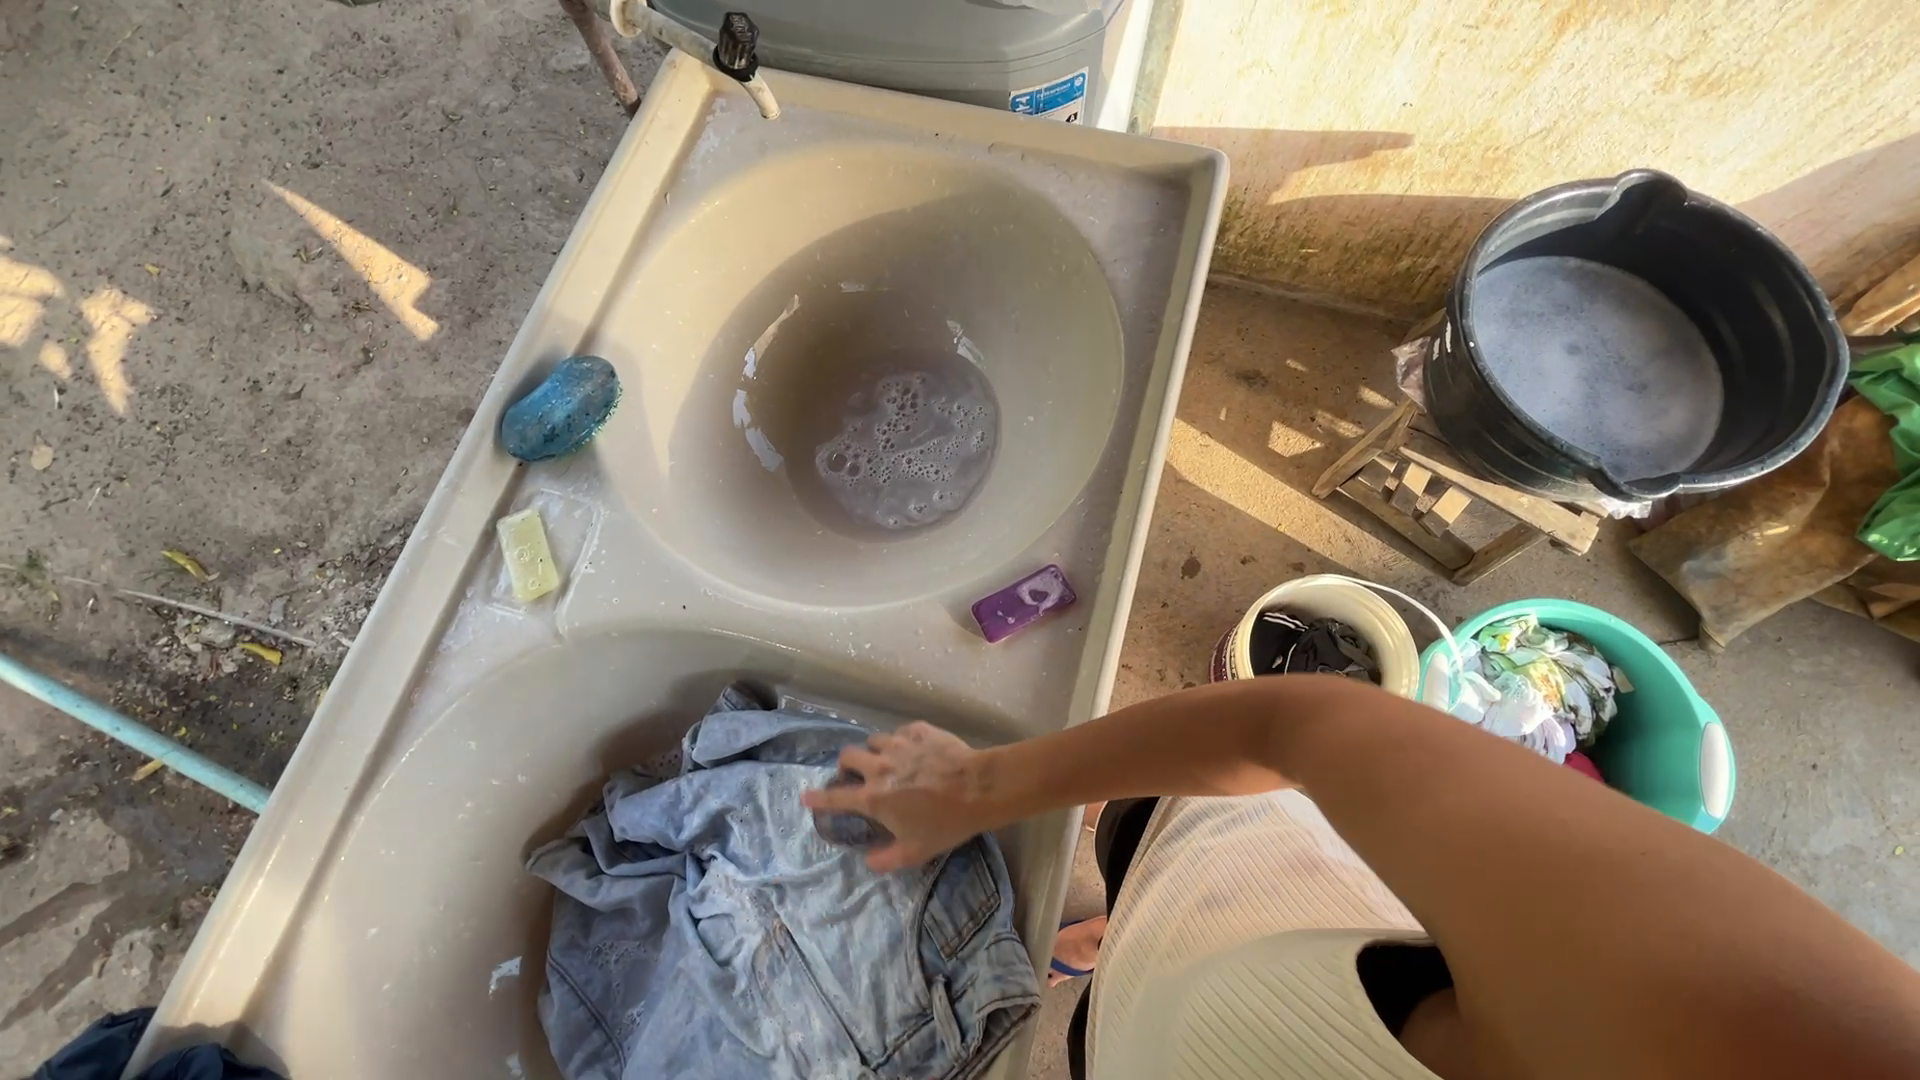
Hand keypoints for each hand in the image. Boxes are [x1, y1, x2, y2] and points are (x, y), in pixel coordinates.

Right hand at [800, 722, 997, 872]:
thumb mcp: (916, 851)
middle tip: (858, 774)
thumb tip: (868, 860)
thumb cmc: (946, 822)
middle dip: (847, 765)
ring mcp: (899, 744)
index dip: (818, 798)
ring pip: (874, 740)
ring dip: (876, 750)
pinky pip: (901, 732)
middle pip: (847, 756)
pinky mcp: (918, 730)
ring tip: (889, 760)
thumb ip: (887, 859)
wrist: (979, 787)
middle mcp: (879, 766)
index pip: (836, 798)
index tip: (805, 796)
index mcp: (874, 797)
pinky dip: (902, 741)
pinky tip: (916, 751)